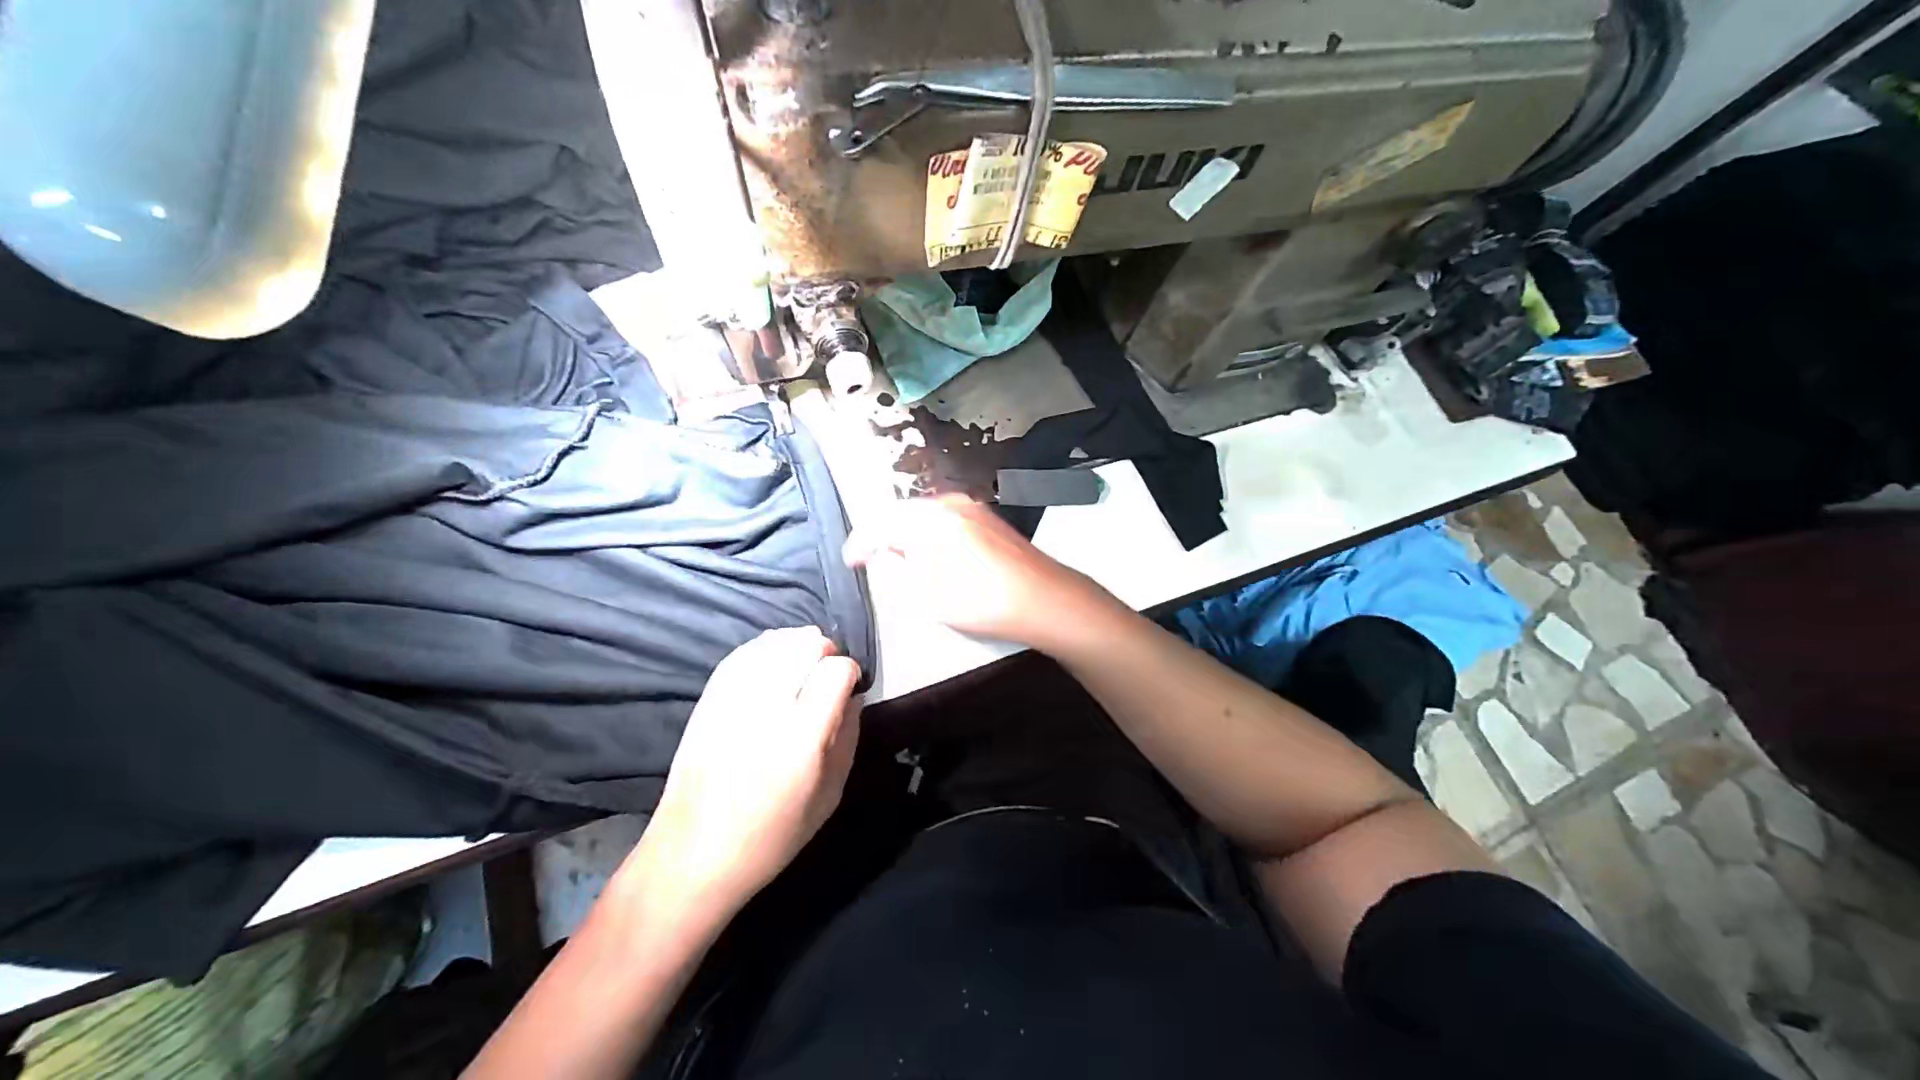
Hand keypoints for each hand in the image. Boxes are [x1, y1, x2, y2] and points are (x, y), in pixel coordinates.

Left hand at [621, 628, 860, 920]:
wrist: (693, 855)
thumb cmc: (771, 837)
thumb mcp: (829, 797)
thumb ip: (847, 739)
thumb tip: (852, 698)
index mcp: (801, 738)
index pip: (835, 671)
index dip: (850, 672)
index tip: (851, 687)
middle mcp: (766, 709)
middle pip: (804, 646)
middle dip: (824, 652)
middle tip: (828, 675)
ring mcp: (731, 700)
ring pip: (773, 643)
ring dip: (796, 645)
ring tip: (804, 663)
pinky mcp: (707, 700)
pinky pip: (742, 654)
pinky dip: (765, 648)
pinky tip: (774, 659)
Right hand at [842, 495, 1128, 653]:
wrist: (1046, 600)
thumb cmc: (985, 601)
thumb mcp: (930, 595)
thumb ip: (899, 569)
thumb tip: (883, 553)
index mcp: (931, 519)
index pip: (882, 522)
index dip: (861, 542)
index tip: (851, 559)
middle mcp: (952, 504)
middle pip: (903, 513)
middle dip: (883, 534)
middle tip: (870, 558)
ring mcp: (973, 509)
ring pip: (925, 516)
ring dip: (907, 534)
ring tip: (897, 560)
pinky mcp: (988, 520)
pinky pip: (946, 520)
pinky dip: (930, 535)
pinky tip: (931, 555)